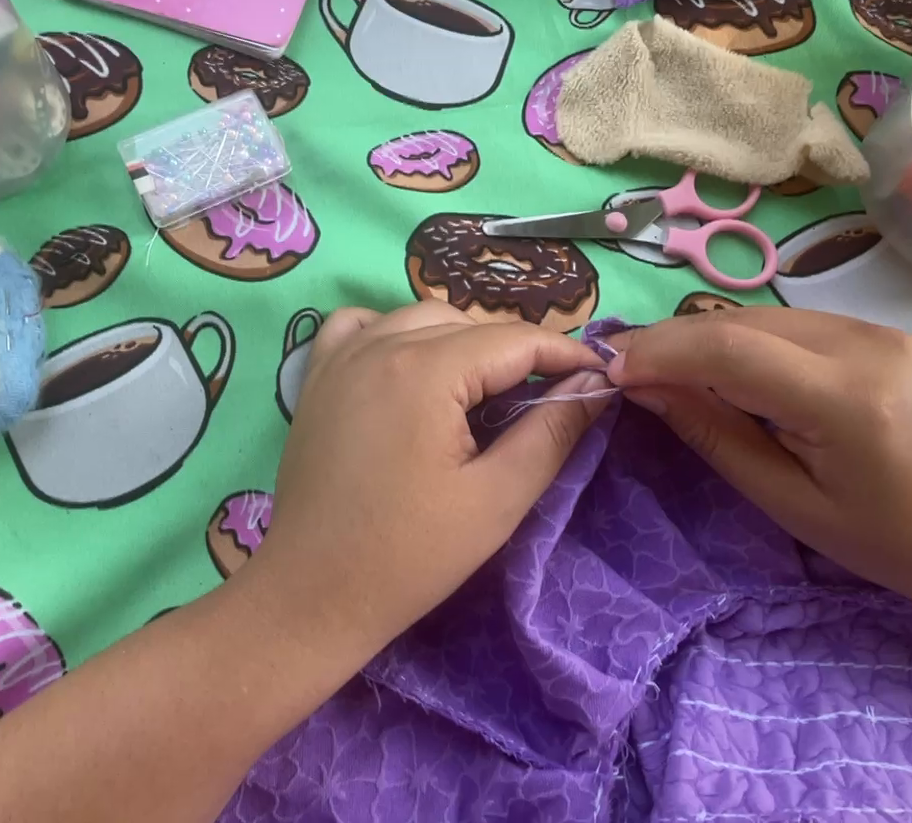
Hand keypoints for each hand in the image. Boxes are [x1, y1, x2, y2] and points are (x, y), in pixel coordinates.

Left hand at [247, 301, 610, 655]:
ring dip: (464, 340)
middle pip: (471, 324)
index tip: (600, 375)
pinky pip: (364, 324)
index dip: (566, 352)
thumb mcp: (498, 499)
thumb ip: (552, 432)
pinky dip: (396, 331)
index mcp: (425, 370)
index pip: (515, 339)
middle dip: (518, 353)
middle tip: (547, 398)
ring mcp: (341, 355)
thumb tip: (594, 382)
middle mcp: (380, 344)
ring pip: (422, 317)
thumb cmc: (410, 557)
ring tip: (485, 390)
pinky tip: (411, 365)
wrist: (311, 595)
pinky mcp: (317, 375)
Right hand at [606, 308, 911, 591]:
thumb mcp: (784, 499)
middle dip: (669, 341)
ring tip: (652, 366)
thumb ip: (711, 433)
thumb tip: (643, 385)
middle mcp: (862, 344)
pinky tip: (709, 366)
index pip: (731, 350)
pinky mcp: (868, 327)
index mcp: (847, 399)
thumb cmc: (882, 539)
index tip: (609, 369)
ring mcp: (870, 328)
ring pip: (754, 315)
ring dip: (697, 338)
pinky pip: (779, 323)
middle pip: (737, 322)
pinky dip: (733, 340)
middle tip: (617, 364)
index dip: (661, 353)